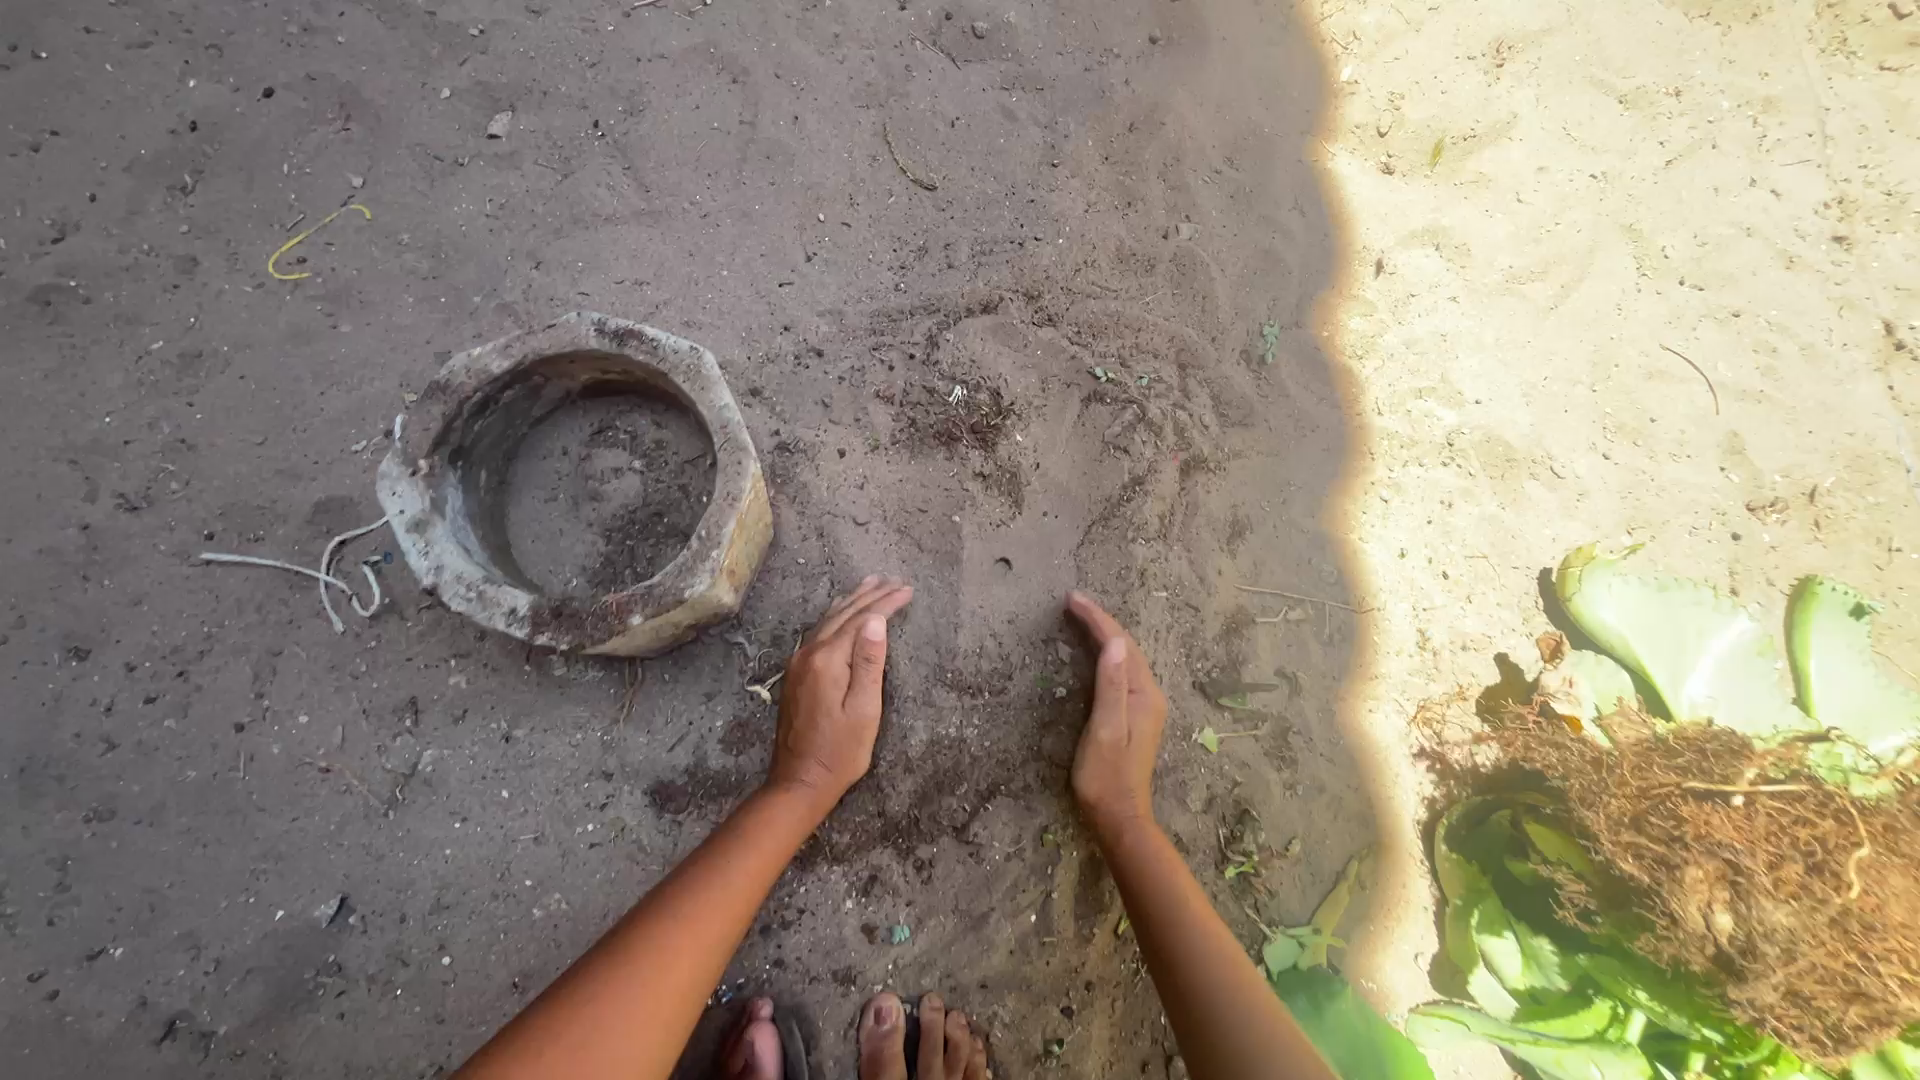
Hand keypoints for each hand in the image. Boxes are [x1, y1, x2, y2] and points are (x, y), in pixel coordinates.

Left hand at [770, 576, 913, 809]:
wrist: (799, 781)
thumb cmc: (840, 751)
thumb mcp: (864, 709)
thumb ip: (868, 662)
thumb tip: (875, 621)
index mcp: (827, 661)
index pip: (861, 620)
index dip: (886, 603)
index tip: (908, 590)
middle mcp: (808, 655)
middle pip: (843, 615)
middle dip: (870, 595)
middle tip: (894, 580)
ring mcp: (798, 664)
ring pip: (828, 621)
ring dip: (851, 601)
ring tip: (870, 584)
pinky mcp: (796, 675)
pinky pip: (818, 633)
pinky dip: (835, 617)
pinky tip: (839, 613)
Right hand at [1065, 591, 1168, 839]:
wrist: (1119, 818)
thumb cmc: (1106, 776)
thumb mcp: (1105, 729)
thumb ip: (1111, 685)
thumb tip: (1116, 643)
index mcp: (1144, 695)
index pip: (1121, 644)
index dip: (1097, 619)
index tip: (1072, 599)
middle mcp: (1150, 695)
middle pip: (1127, 647)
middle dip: (1101, 621)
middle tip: (1072, 601)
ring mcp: (1144, 706)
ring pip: (1126, 659)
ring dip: (1105, 634)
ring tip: (1081, 616)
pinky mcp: (1135, 716)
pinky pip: (1121, 673)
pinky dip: (1106, 654)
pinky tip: (1095, 652)